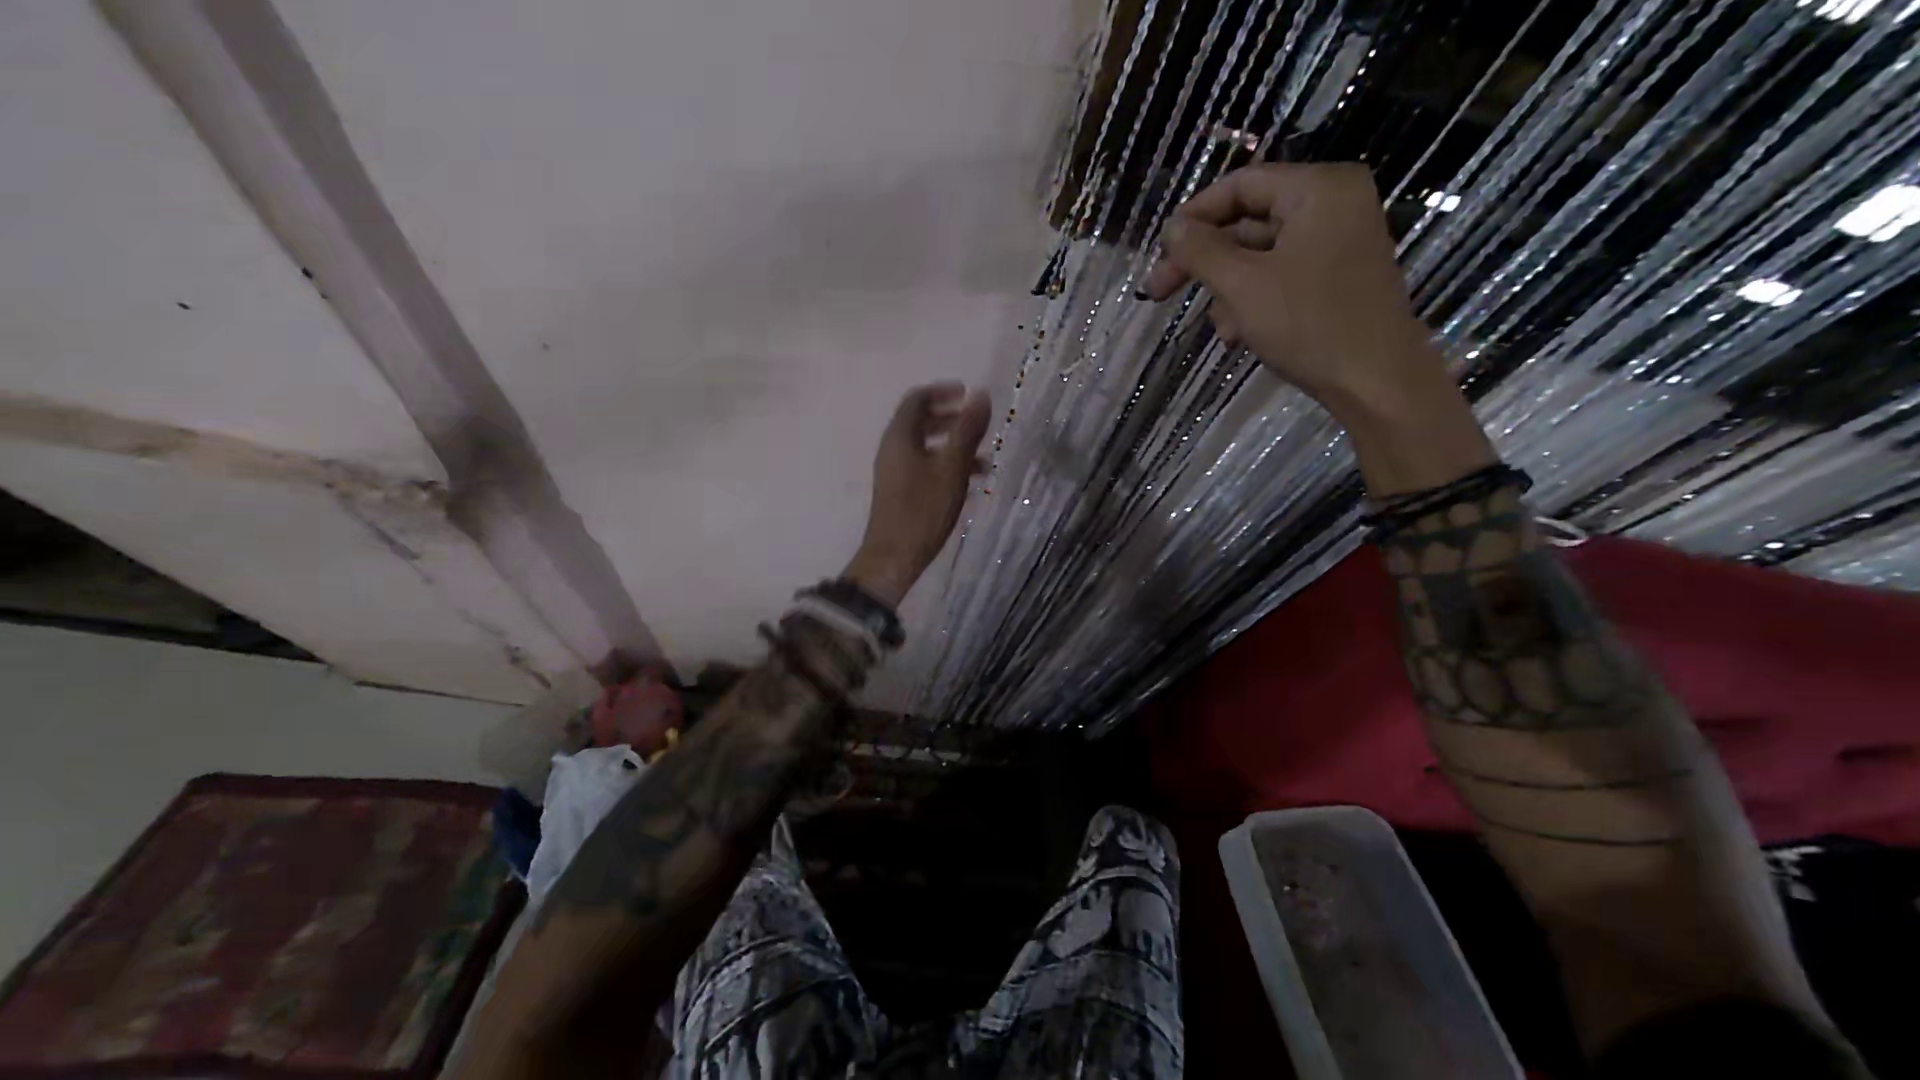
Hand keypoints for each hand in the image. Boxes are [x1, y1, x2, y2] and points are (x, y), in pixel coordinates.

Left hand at [843, 383, 990, 607]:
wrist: (894, 557)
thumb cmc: (923, 510)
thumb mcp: (951, 469)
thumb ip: (968, 431)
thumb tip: (982, 397)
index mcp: (900, 437)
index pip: (917, 399)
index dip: (943, 391)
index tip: (968, 394)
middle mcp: (893, 449)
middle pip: (920, 421)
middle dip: (951, 417)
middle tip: (978, 421)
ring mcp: (895, 471)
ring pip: (926, 445)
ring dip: (953, 444)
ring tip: (984, 456)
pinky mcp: (900, 491)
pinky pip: (925, 466)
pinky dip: (946, 464)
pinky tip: (971, 481)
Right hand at [1142, 163, 1450, 424]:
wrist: (1376, 381)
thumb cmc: (1310, 324)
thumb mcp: (1242, 285)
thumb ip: (1200, 251)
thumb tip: (1170, 229)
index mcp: (1318, 189)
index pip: (1239, 185)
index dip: (1192, 217)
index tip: (1159, 252)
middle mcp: (1333, 203)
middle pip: (1247, 221)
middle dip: (1203, 260)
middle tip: (1157, 292)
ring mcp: (1339, 240)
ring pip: (1260, 254)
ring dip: (1226, 288)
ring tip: (1214, 326)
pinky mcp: (1337, 275)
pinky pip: (1282, 273)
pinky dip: (1253, 299)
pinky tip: (1237, 333)